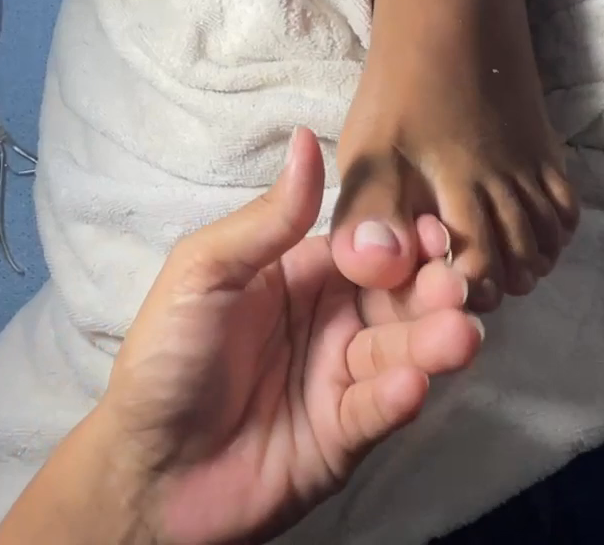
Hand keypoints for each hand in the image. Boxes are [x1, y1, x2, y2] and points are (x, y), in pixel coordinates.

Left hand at [96, 128, 482, 544]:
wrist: (145, 466)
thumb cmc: (168, 353)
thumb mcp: (207, 270)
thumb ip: (268, 218)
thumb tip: (305, 137)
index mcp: (302, 274)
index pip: (367, 248)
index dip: (402, 239)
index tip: (433, 231)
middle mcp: (330, 321)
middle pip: (395, 299)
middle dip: (431, 290)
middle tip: (457, 287)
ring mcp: (338, 380)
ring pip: (397, 352)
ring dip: (431, 343)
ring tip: (458, 336)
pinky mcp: (341, 438)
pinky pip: (374, 412)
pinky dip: (396, 398)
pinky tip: (410, 385)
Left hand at [334, 0, 578, 310]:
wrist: (452, 12)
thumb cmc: (399, 82)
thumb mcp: (368, 146)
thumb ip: (369, 211)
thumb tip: (378, 270)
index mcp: (464, 195)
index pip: (478, 277)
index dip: (451, 292)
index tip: (423, 284)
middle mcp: (513, 191)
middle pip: (518, 268)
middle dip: (484, 285)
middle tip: (446, 276)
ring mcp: (537, 171)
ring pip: (546, 245)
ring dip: (517, 264)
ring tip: (477, 260)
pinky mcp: (549, 152)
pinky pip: (566, 213)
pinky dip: (548, 236)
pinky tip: (519, 233)